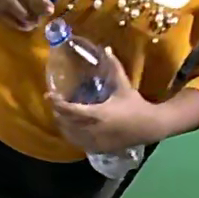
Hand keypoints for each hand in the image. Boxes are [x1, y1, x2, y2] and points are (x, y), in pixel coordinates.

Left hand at [47, 53, 163, 153]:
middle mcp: (92, 130)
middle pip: (65, 123)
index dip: (57, 103)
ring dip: (62, 124)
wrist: (149, 127)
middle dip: (58, 113)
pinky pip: (77, 143)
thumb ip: (114, 68)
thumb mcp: (124, 86)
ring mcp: (94, 141)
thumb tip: (106, 48)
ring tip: (60, 114)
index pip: (70, 110)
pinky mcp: (97, 149)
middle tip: (54, 102)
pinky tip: (70, 127)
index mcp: (97, 114)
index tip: (49, 95)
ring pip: (69, 134)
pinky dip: (71, 135)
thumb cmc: (135, 106)